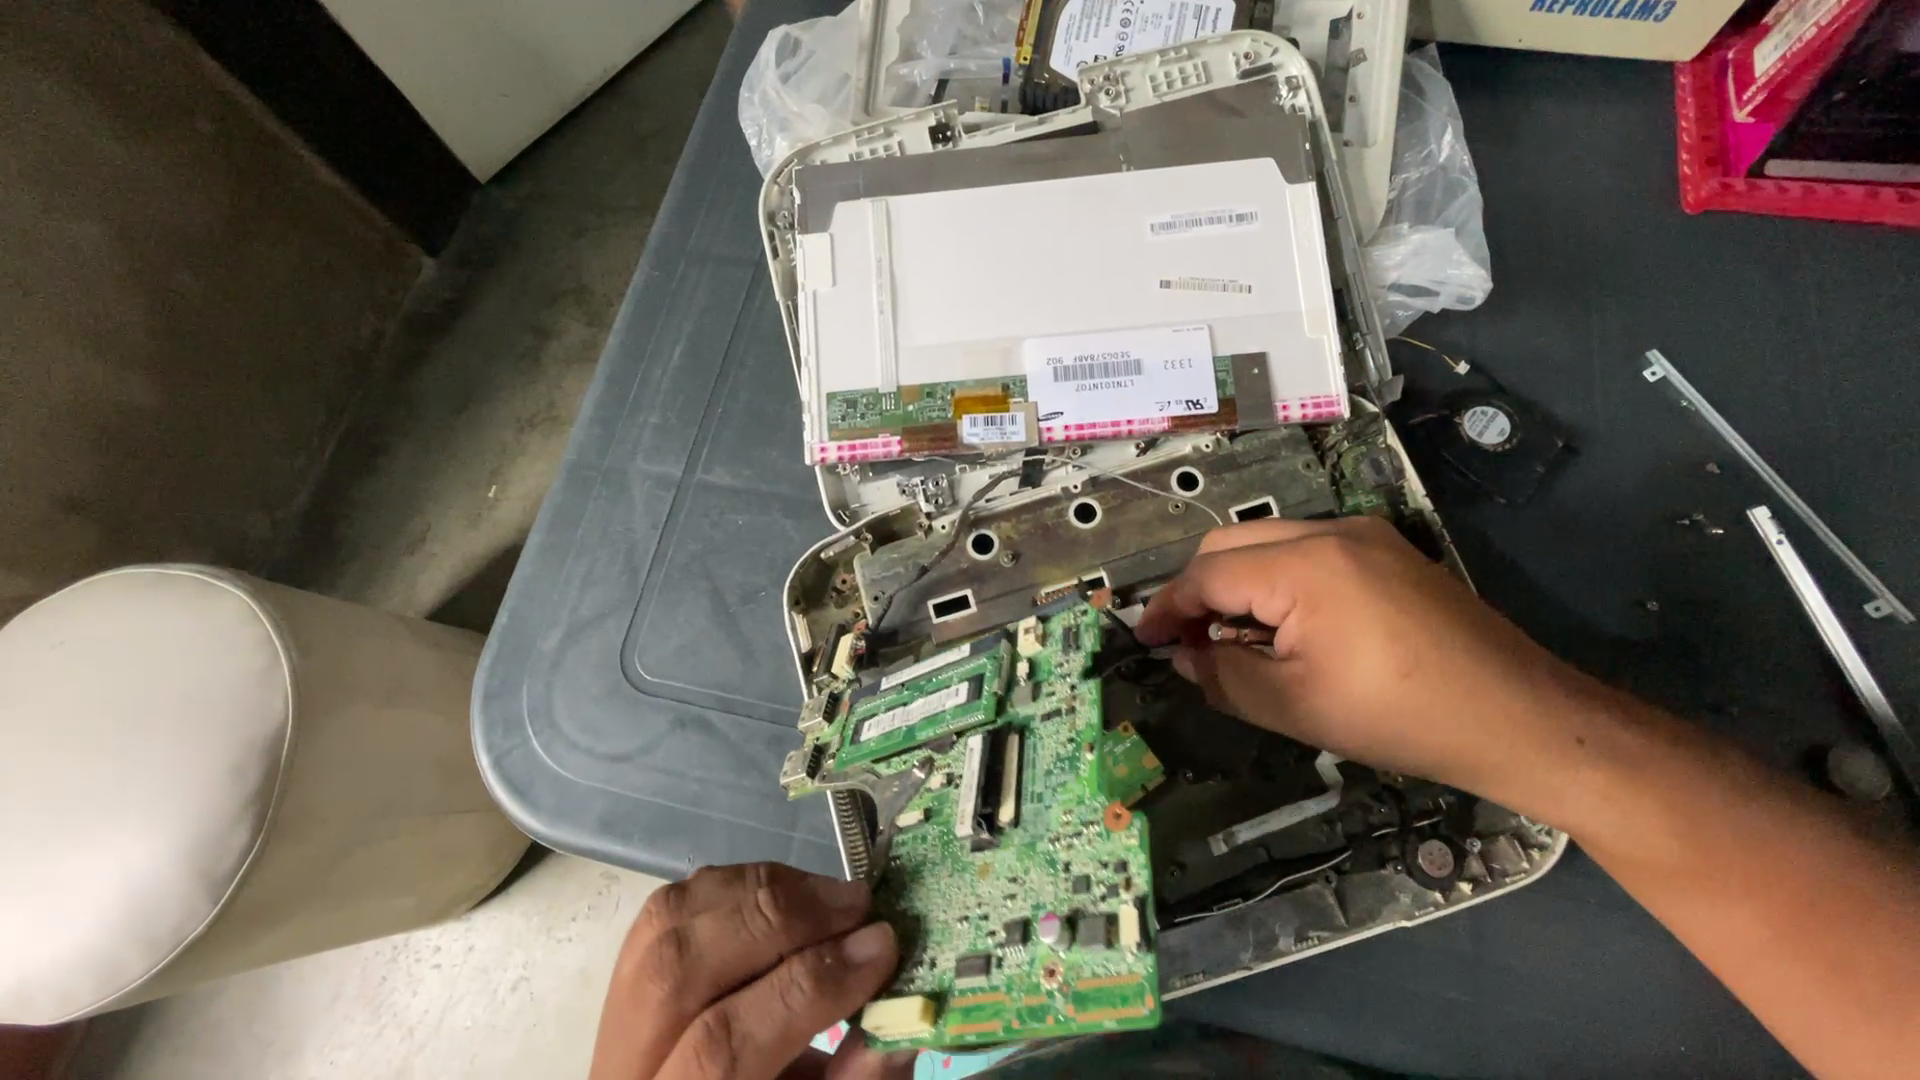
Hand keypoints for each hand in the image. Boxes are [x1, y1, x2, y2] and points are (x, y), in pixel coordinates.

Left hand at [589, 862, 915, 1079]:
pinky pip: (670, 905)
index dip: (809, 986)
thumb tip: (904, 1008)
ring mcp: (611, 1014)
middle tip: (858, 903)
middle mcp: (622, 1067)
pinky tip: (787, 891)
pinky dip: (735, 883)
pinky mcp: (623, 969)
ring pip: (668, 922)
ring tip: (830, 894)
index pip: (720, 1047)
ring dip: (761, 890)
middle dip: (782, 920)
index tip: (882, 944)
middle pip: (680, 970)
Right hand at [1134, 517, 1594, 810]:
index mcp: (1304, 566)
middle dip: (1197, 589)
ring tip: (1229, 640)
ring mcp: (1364, 536)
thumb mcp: (1293, 708)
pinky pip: (1306, 552)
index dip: (1168, 607)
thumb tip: (1182, 656)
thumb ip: (1221, 676)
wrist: (1520, 717)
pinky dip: (1274, 581)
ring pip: (1267, 543)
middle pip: (1231, 543)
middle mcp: (1330, 532)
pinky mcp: (1386, 551)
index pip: (1208, 574)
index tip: (1143, 639)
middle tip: (1184, 641)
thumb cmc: (1399, 717)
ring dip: (1235, 584)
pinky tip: (1281, 627)